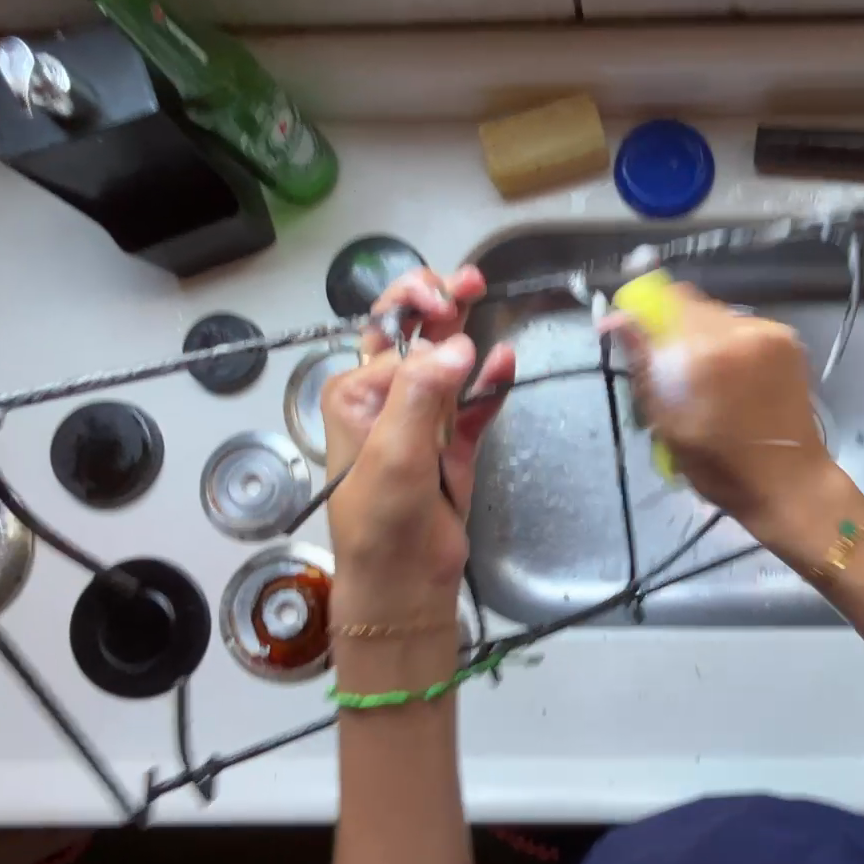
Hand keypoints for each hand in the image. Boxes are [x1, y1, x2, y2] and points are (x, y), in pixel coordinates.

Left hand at [321, 266, 516, 629]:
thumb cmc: (384, 519)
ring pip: (447, 365)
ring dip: (464, 333)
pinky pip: (475, 406)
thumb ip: (422, 396)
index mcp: (357, 394)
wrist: (405, 582)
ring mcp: (424, 421)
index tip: (449, 304)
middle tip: (469, 281)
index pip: (388, 336)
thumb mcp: (393, 455)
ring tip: (483, 295)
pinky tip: (506, 363)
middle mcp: (388, 400)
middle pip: (413, 338)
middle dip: (437, 303)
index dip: (417, 309)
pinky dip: (490, 385)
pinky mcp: (455, 446)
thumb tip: (459, 344)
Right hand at [604, 284, 862, 553]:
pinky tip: (734, 379)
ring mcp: (770, 333)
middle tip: (674, 370)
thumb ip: (643, 365)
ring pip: (719, 317)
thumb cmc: (720, 466)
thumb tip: (615, 320)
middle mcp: (740, 332)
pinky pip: (745, 329)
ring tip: (707, 380)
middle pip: (692, 306)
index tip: (640, 339)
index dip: (646, 314)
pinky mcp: (789, 342)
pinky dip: (733, 346)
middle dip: (676, 331)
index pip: (665, 301)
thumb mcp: (668, 423)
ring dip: (704, 338)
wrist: (788, 482)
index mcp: (704, 353)